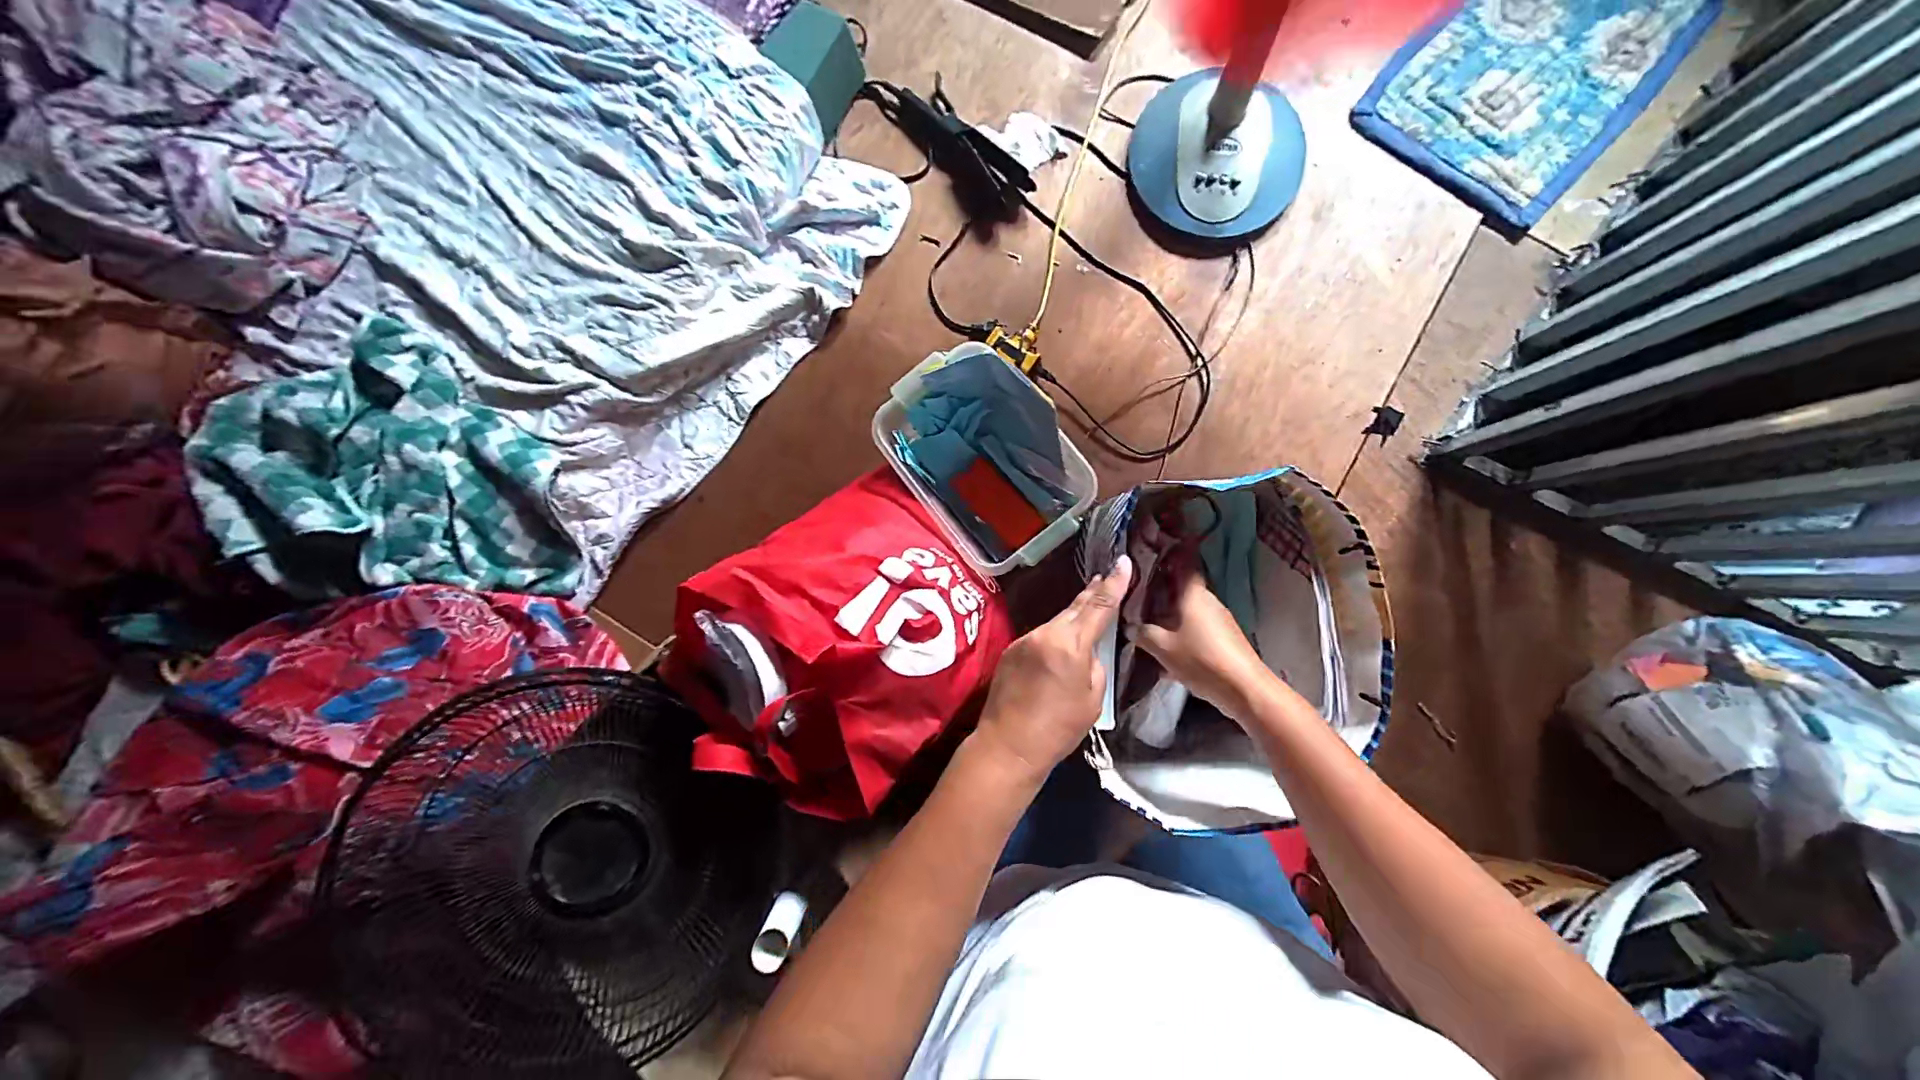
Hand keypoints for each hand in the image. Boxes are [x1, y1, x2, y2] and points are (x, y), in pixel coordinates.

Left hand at [971, 555, 1133, 785]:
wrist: (1008, 744)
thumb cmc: (1058, 728)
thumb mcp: (1093, 699)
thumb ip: (1094, 665)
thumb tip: (1086, 652)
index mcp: (1070, 645)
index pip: (1099, 606)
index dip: (1114, 584)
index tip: (1123, 562)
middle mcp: (1045, 634)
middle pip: (1074, 608)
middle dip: (1092, 594)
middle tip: (1106, 578)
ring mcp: (1024, 640)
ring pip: (1055, 623)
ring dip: (1071, 621)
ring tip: (1087, 617)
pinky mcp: (1010, 650)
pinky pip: (1039, 638)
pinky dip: (1052, 639)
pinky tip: (1058, 652)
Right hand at [1131, 569, 1272, 722]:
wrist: (1244, 689)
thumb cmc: (1201, 659)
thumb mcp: (1163, 648)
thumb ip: (1143, 634)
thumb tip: (1131, 627)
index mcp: (1194, 595)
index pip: (1182, 566)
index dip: (1166, 560)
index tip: (1148, 561)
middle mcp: (1209, 602)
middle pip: (1182, 592)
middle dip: (1161, 597)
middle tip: (1138, 603)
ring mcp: (1219, 622)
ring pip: (1189, 614)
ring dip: (1171, 621)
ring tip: (1148, 631)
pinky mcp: (1225, 640)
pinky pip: (1198, 632)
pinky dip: (1183, 638)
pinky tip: (1168, 658)